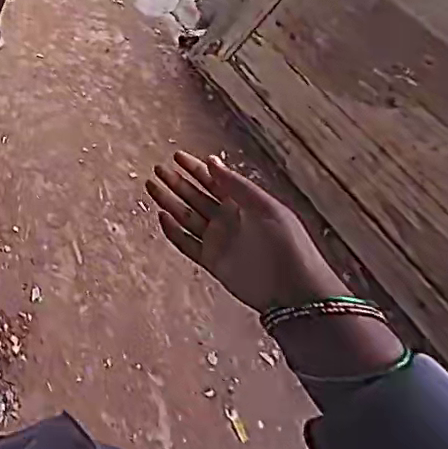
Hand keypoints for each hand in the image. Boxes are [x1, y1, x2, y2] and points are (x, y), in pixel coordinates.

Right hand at [147, 151, 346, 314]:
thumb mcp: (265, 208)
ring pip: (186, 216)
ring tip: (152, 186)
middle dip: (177, 182)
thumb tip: (212, 161)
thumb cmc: (287, 246)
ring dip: (168, 201)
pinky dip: (172, 230)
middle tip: (159, 169)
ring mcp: (219, 241)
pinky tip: (163, 217)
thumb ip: (236, 185)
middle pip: (196, 197)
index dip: (195, 168)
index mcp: (244, 206)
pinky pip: (185, 243)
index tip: (177, 156)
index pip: (214, 181)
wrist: (295, 292)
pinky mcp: (211, 261)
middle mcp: (229, 221)